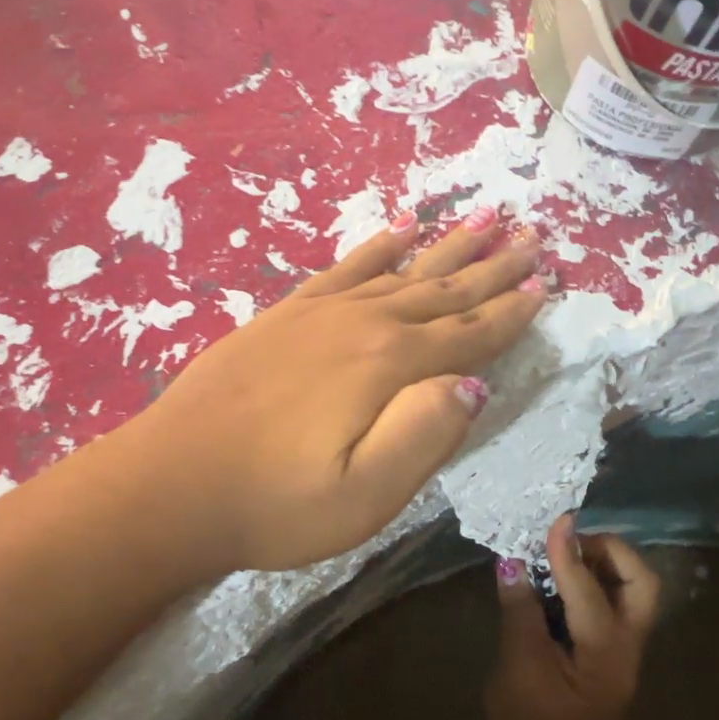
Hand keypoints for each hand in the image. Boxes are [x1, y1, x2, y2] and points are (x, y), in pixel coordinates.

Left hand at [123, 206, 544, 571]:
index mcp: (390, 367)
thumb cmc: (274, 503)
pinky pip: (346, 267)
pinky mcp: (286, 314)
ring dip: (447, 246)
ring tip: (484, 216)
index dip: (511, 312)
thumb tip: (474, 383)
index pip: (468, 334)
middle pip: (443, 290)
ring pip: (402, 271)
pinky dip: (378, 246)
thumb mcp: (365, 496)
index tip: (547, 283)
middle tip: (532, 234)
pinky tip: (399, 227)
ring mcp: (321, 313)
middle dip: (492, 265)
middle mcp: (363, 325)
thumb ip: (425, 434)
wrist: (171, 482)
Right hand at [486, 514, 660, 719]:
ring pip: (632, 592)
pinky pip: (614, 605)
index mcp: (606, 655)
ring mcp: (624, 654)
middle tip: (568, 541)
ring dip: (602, 564)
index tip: (555, 519)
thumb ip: (519, 612)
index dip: (568, 552)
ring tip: (561, 554)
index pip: (589, 589)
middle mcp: (627, 649)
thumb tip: (514, 561)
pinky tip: (560, 582)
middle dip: (609, 551)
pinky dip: (593, 583)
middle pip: (641, 584)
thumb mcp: (516, 670)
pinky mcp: (611, 656)